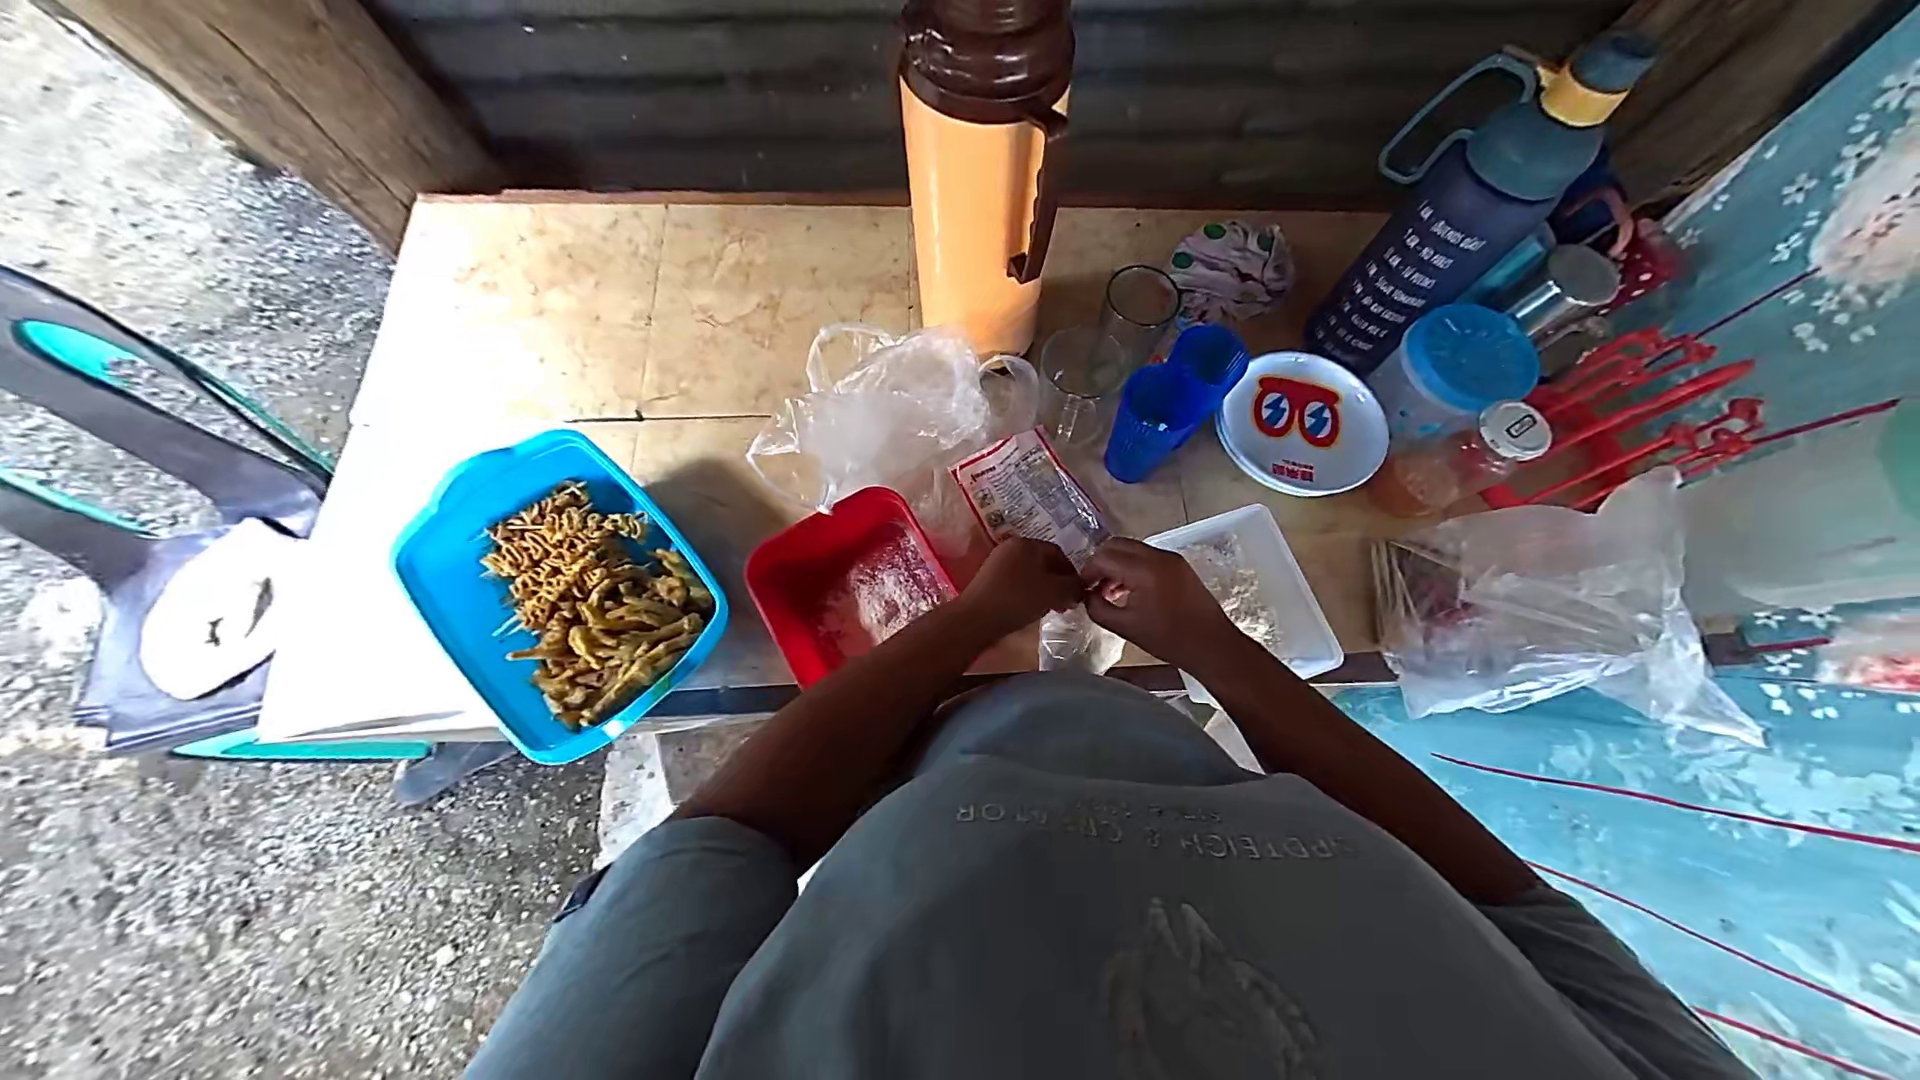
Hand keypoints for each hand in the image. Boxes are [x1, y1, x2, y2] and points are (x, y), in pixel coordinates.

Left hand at [953, 537, 1083, 638]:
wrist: (976, 618)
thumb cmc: (1018, 599)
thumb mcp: (1053, 592)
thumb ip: (1072, 586)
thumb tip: (1080, 587)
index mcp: (1027, 543)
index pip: (1058, 553)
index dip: (1072, 573)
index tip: (1079, 592)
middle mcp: (1010, 547)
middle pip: (1043, 562)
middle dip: (1058, 582)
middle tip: (1066, 602)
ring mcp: (997, 562)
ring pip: (1029, 573)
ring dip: (1044, 589)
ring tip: (1050, 608)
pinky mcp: (988, 579)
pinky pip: (1016, 582)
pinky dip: (1027, 593)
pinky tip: (1030, 609)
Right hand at [1079, 537, 1243, 670]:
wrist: (1212, 645)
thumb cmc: (1169, 639)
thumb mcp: (1125, 627)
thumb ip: (1097, 608)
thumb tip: (1087, 596)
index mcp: (1144, 569)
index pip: (1103, 557)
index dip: (1088, 573)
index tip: (1083, 590)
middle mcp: (1158, 556)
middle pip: (1116, 545)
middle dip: (1100, 563)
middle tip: (1094, 587)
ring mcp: (1170, 558)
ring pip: (1131, 549)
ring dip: (1116, 564)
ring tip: (1109, 592)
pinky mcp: (1178, 565)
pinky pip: (1146, 557)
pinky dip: (1132, 567)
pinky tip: (1129, 591)